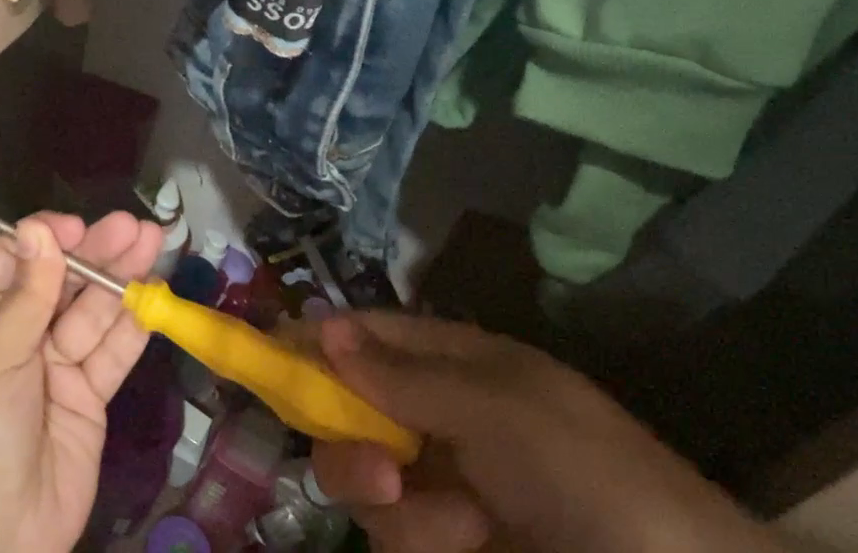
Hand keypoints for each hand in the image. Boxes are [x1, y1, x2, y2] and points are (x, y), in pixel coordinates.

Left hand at [0, 211, 161, 552]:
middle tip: (136, 228)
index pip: (13, 262)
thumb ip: (24, 297)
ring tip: (154, 244)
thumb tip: (36, 228)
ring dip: (122, 281)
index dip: (46, 240)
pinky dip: (134, 326)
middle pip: (60, 282)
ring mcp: (54, 367)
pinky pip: (112, 354)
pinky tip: (155, 295)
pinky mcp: (88, 398)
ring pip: (92, 313)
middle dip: (96, 254)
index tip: (78, 227)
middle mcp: (17, 336)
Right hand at [309, 312, 790, 552]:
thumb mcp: (499, 409)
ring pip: (361, 477)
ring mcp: (440, 486)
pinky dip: (421, 539)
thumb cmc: (588, 473)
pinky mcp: (442, 543)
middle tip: (377, 467)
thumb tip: (325, 327)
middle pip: (347, 410)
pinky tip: (470, 544)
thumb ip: (403, 376)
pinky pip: (391, 532)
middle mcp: (438, 419)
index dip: (320, 338)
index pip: (369, 336)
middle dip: (348, 436)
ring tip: (457, 525)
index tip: (269, 348)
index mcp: (459, 366)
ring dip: (394, 500)